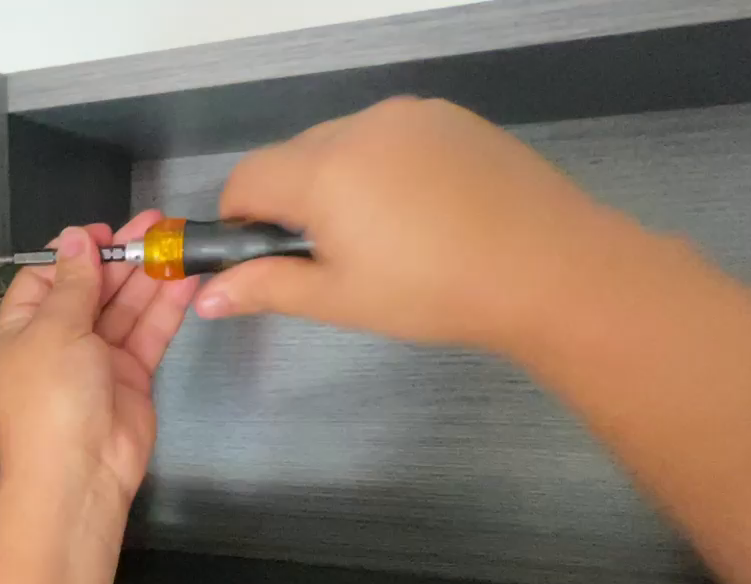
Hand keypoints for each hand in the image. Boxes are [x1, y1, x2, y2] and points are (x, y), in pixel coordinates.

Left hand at [0, 211, 200, 514]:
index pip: (44, 279)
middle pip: (90, 289)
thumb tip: (73, 240)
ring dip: (148, 276)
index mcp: (22, 331)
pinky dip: (166, 307)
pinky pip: (148, 333)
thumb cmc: (50, 401)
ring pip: (124, 308)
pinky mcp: (130, 377)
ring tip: (178, 239)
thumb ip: (71, 283)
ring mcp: (95, 361)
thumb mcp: (53, 330)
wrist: (79, 474)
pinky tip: (187, 277)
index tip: (103, 232)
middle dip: (120, 257)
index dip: (73, 252)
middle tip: (155, 225)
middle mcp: (57, 343)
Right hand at [195, 97, 640, 354]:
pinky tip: (406, 213)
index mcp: (324, 170)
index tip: (256, 258)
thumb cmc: (426, 292)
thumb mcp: (333, 298)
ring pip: (334, 145)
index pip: (245, 179)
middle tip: (316, 257)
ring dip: (325, 185)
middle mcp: (360, 126)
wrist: (548, 268)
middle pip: (287, 159)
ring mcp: (409, 116)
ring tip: (368, 237)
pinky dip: (370, 170)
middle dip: (281, 204)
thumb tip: (202, 300)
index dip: (235, 220)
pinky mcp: (448, 118)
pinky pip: (381, 138)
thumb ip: (261, 288)